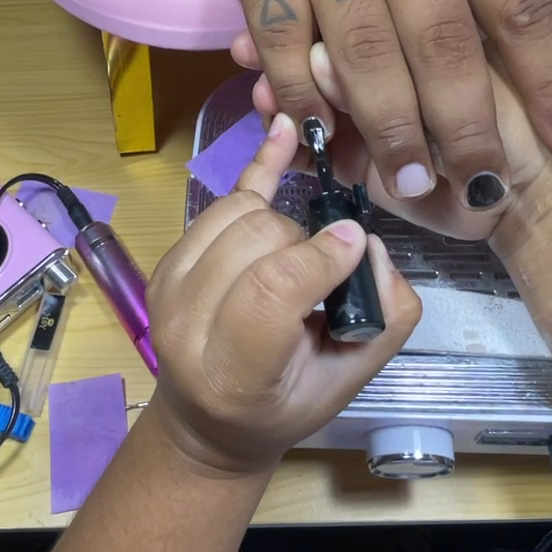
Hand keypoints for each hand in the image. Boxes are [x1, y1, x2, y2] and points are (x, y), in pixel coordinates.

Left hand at [147, 113, 421, 475]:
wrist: (210, 419)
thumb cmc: (284, 404)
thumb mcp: (350, 380)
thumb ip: (383, 318)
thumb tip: (366, 246)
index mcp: (234, 372)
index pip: (270, 290)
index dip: (320, 257)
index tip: (355, 245)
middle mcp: (188, 326)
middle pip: (255, 239)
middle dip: (305, 242)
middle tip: (322, 270)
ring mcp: (169, 288)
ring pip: (237, 211)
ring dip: (283, 220)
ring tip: (298, 251)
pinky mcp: (168, 261)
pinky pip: (218, 200)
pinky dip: (256, 168)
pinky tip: (284, 133)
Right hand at [190, 0, 551, 215]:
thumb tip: (517, 27)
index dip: (550, 76)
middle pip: (442, 41)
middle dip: (468, 124)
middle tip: (482, 183)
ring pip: (363, 54)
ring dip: (390, 128)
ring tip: (413, 183)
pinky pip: (287, 47)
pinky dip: (305, 100)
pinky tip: (325, 137)